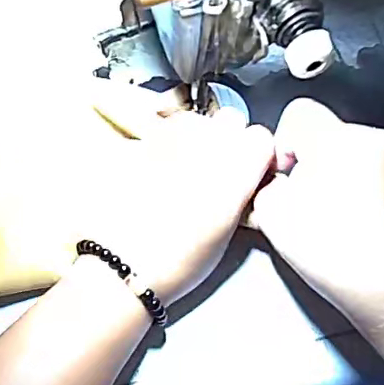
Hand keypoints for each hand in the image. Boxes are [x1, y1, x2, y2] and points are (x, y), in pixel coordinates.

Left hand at [77, 92, 273, 303]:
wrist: (123, 263)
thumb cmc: (177, 261)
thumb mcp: (226, 233)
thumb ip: (242, 196)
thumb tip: (246, 184)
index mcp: (238, 165)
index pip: (261, 138)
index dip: (256, 156)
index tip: (250, 174)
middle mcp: (207, 140)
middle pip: (230, 121)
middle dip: (227, 142)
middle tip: (216, 175)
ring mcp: (170, 134)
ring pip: (195, 121)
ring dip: (196, 139)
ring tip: (184, 174)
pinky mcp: (139, 139)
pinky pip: (163, 131)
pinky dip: (165, 145)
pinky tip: (157, 173)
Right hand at [250, 99, 383, 336]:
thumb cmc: (339, 254)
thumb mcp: (275, 220)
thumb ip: (265, 187)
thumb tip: (275, 181)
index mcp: (340, 138)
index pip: (296, 114)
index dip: (280, 147)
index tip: (283, 183)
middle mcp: (378, 137)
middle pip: (327, 137)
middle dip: (312, 165)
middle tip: (306, 210)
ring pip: (354, 157)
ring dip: (340, 179)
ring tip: (338, 223)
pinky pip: (378, 174)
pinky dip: (365, 192)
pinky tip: (363, 228)